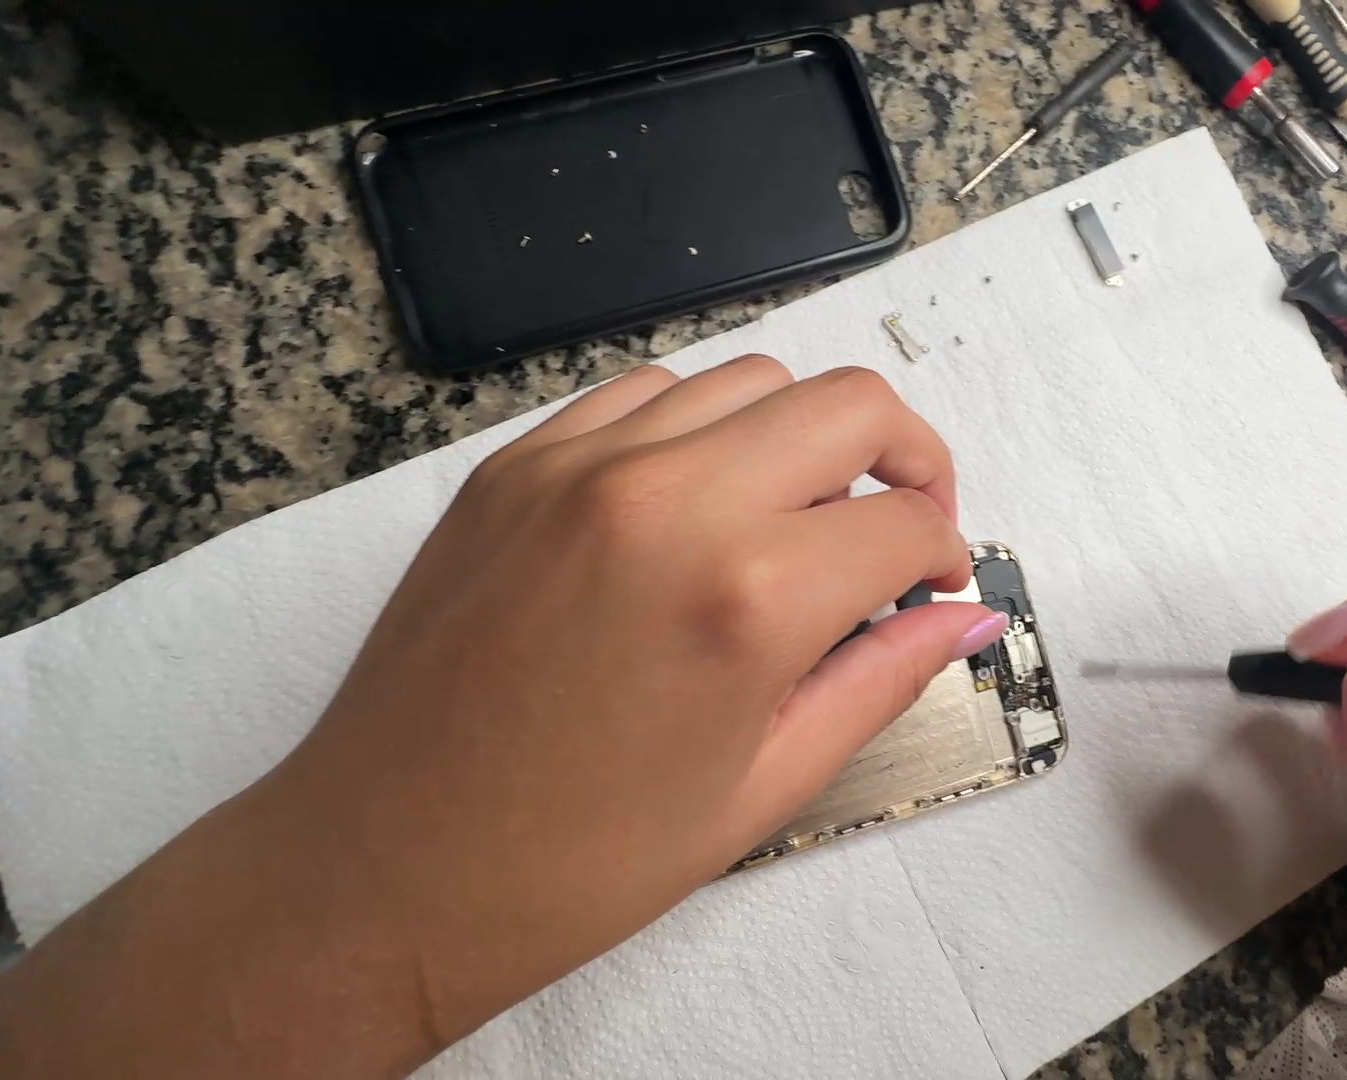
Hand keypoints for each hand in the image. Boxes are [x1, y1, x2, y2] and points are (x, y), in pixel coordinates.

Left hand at [0, 356, 1008, 1079]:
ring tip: (803, 511)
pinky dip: (709, 427)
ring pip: (756, 379)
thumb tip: (964, 617)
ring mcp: (584, 464)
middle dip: (912, 454)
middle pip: (852, 403)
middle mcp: (671, 500)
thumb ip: (885, 678)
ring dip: (809, 436)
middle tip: (905, 520)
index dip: (944, 550)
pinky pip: (653, 393)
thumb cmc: (582, 856)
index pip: (904, 522)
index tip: (937, 581)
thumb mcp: (767, 783)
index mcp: (747, 599)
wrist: (383, 867)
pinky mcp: (519, 461)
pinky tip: (705, 496)